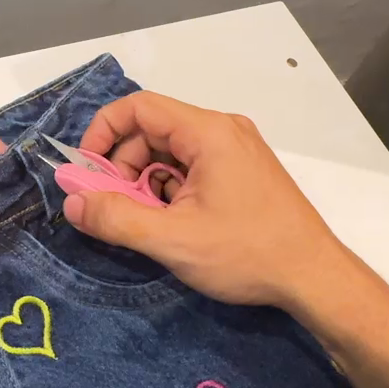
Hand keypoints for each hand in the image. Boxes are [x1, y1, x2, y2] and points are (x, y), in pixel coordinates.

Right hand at [64, 91, 346, 307]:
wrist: (317, 279)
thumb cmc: (247, 254)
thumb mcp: (172, 239)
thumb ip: (116, 218)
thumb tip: (71, 202)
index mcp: (207, 132)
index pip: (138, 107)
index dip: (103, 133)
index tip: (87, 171)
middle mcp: (222, 129)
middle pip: (152, 130)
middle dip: (124, 166)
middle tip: (117, 207)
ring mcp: (236, 149)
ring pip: (170, 150)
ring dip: (147, 181)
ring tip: (150, 221)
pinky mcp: (243, 170)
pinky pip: (191, 165)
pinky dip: (171, 188)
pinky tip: (176, 221)